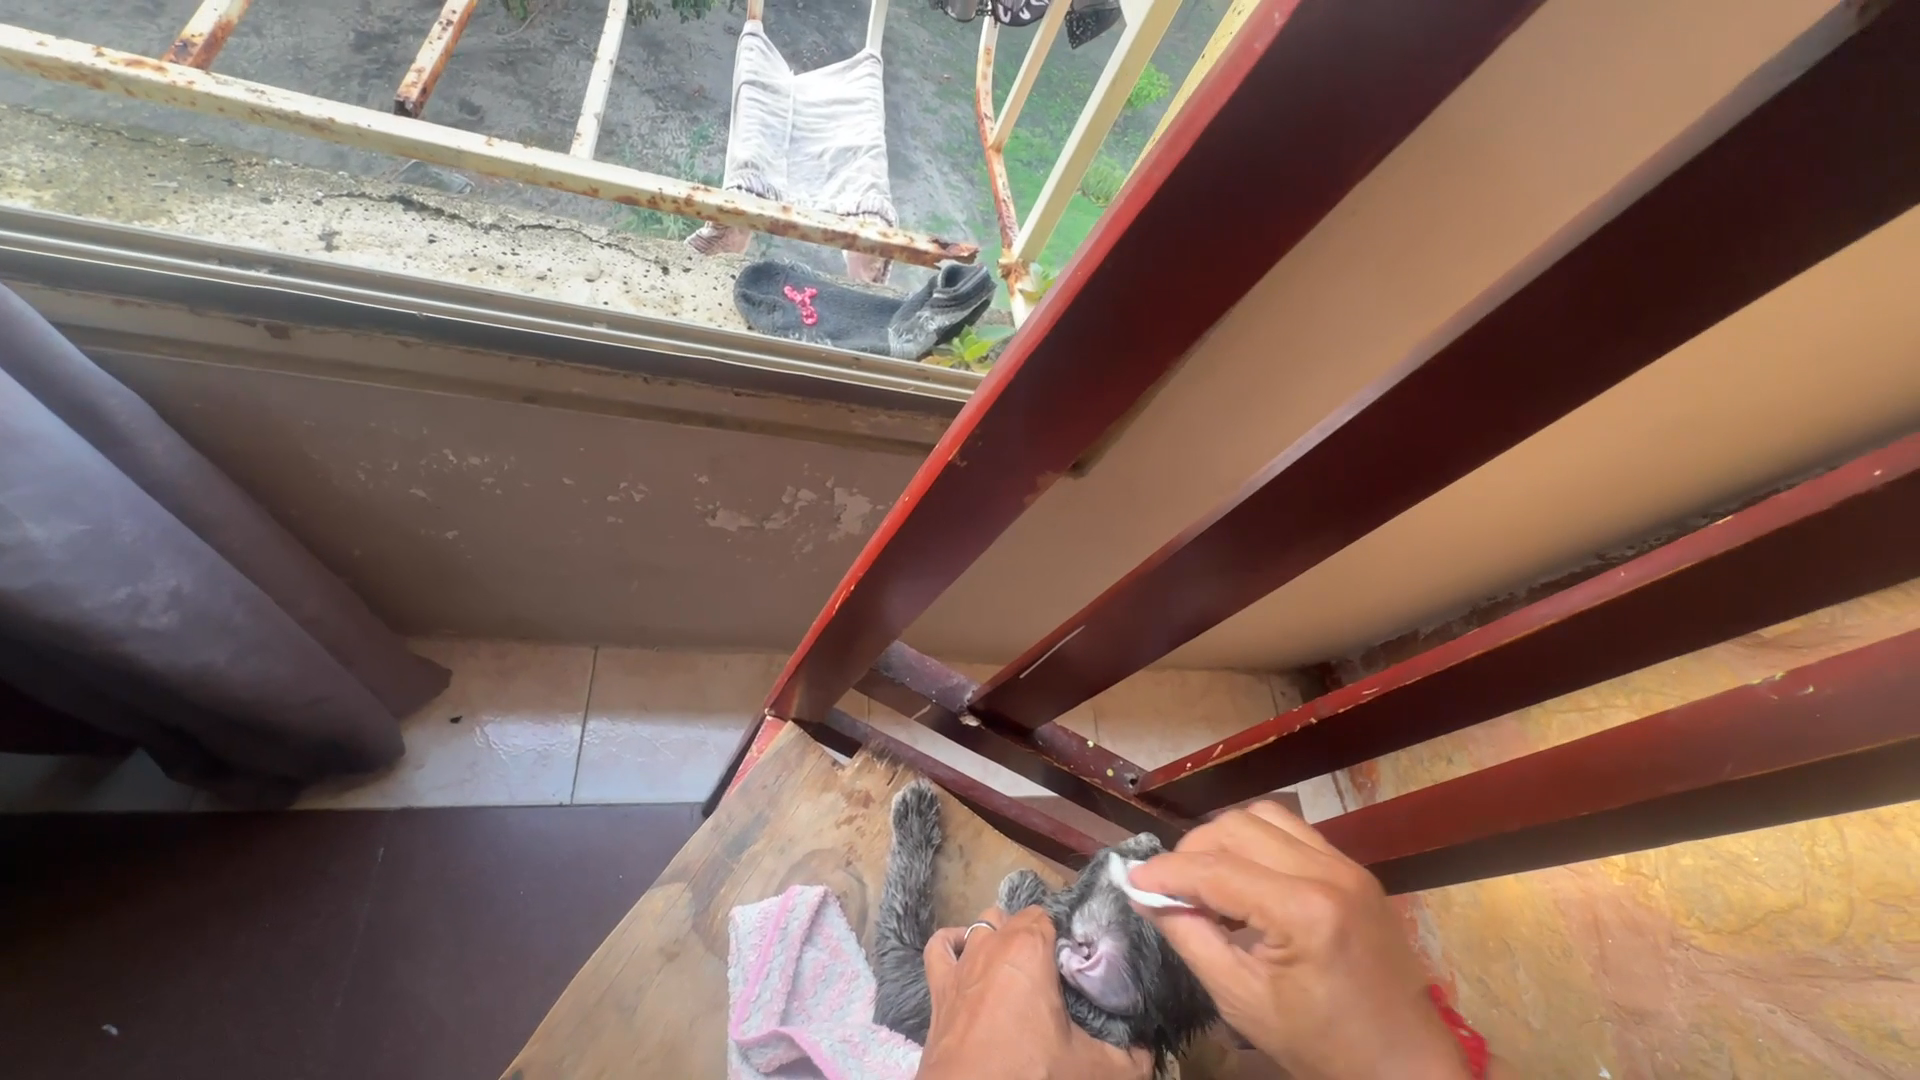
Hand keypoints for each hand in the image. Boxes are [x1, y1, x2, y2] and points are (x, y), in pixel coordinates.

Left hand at [915, 906, 1152, 1079]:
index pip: (1050, 915)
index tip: (1081, 959)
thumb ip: (1132, 1056)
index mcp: (1029, 947)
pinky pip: (940, 947)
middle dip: (1037, 937)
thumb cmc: (1031, 1076)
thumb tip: (1149, 1049)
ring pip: (982, 926)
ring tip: (1019, 968)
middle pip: (1018, 919)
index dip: (1066, 934)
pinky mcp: (937, 986)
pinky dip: (953, 945)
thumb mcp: (1095, 1070)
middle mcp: (993, 943)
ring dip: (999, 938)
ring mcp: (961, 962)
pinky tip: (966, 957)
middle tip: (1057, 972)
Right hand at [1130, 802, 1469, 1079]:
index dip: (1165, 872)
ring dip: (1224, 839)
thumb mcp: (1241, 999)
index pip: (1214, 869)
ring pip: (1261, 816)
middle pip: (1234, 828)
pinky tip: (1246, 877)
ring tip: (1208, 879)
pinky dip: (1256, 842)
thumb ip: (1188, 935)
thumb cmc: (1320, 1046)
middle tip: (1171, 888)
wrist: (1406, 1068)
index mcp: (1303, 912)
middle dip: (1191, 852)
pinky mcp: (1354, 868)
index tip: (1131, 880)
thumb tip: (1143, 893)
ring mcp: (1346, 865)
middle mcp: (1328, 872)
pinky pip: (1291, 830)